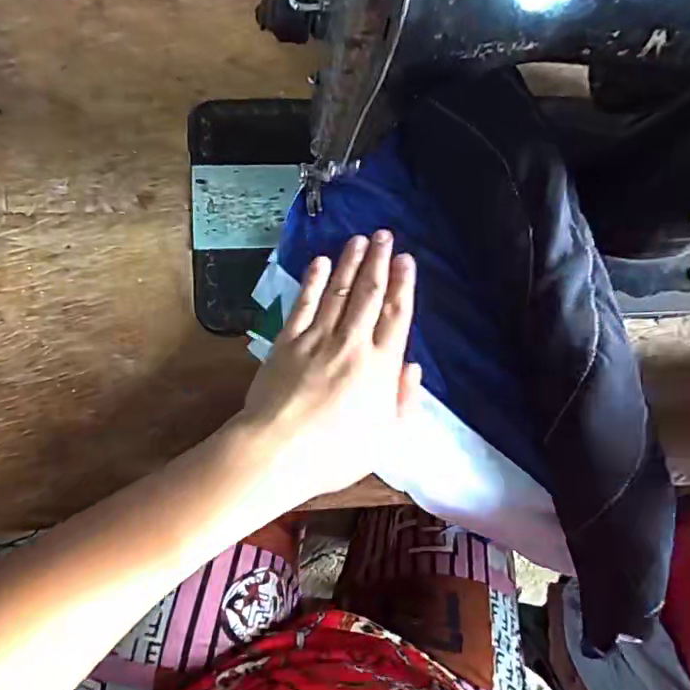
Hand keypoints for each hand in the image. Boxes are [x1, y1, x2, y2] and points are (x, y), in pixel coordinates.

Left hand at [230, 231, 421, 504]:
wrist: (277, 451)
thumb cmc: (334, 453)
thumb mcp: (385, 439)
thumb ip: (404, 401)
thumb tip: (413, 366)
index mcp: (380, 367)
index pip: (397, 316)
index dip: (404, 285)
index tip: (407, 261)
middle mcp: (351, 344)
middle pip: (369, 294)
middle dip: (379, 262)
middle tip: (385, 236)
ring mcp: (316, 339)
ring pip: (338, 292)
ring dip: (349, 263)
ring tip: (359, 240)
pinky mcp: (287, 342)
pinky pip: (303, 304)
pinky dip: (313, 281)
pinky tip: (319, 263)